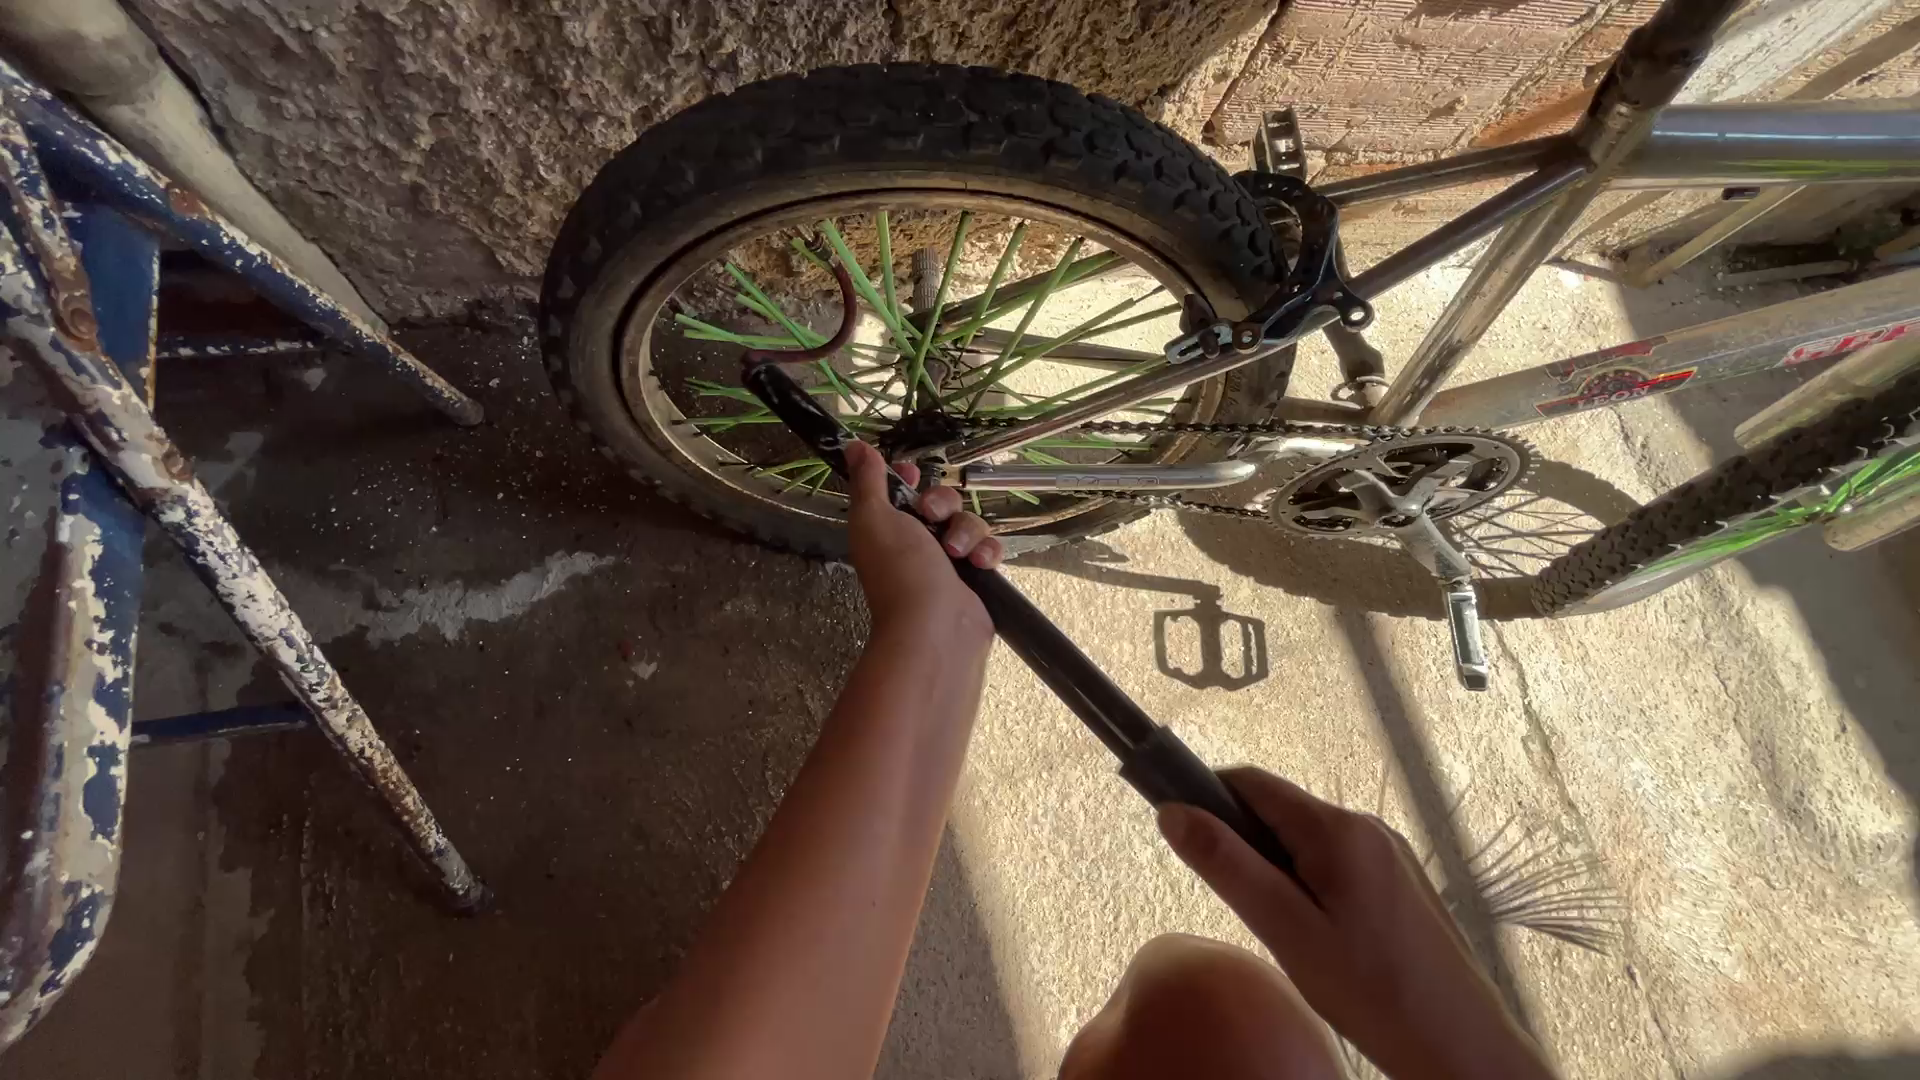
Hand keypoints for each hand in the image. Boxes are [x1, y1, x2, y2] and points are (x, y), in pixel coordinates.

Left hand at [844, 440, 1002, 642]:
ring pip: (969, 522)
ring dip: (966, 532)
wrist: (934, 627)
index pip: (900, 491)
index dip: (908, 478)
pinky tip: (980, 564)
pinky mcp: (975, 575)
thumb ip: (867, 481)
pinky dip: (987, 552)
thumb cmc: (900, 570)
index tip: (911, 473)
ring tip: (958, 554)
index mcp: (887, 528)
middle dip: (943, 503)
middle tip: (934, 517)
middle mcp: (917, 543)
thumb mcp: (874, 518)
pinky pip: (989, 547)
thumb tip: (853, 447)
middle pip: (941, 501)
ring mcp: (948, 561)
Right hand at [1157, 769, 1555, 1079]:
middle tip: (1246, 905)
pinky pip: (1332, 859)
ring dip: (1276, 865)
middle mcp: (1364, 825)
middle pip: (1277, 809)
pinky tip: (1319, 933)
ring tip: (1284, 929)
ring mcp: (1387, 851)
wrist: (1468, 1055)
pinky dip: (1306, 880)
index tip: (1190, 841)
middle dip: (1245, 842)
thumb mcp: (1285, 930)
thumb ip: (1226, 865)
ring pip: (1303, 837)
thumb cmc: (1370, 992)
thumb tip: (1171, 810)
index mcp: (1336, 828)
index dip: (1209, 798)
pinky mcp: (1399, 878)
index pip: (1250, 782)